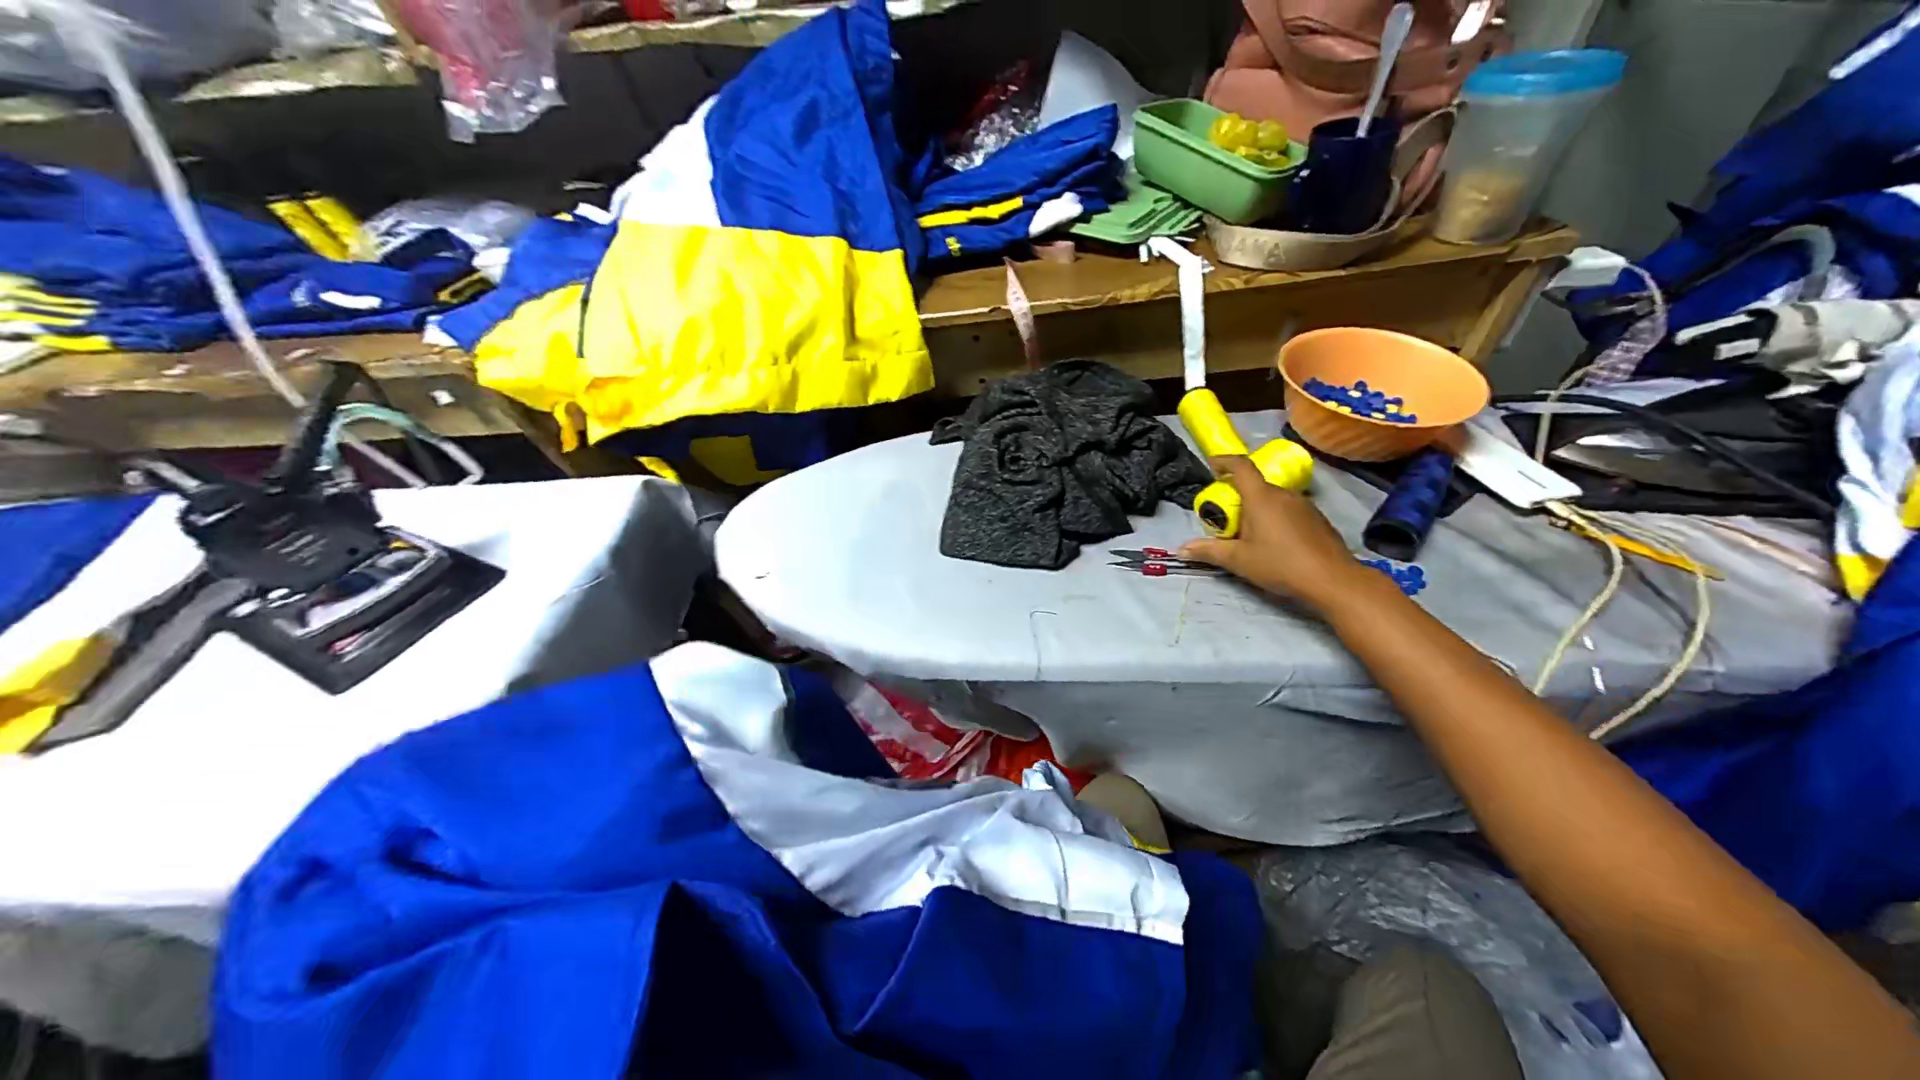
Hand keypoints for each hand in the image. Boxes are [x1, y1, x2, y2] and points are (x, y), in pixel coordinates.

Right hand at [1179, 455, 1372, 612]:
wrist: (1332, 579)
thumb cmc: (1280, 564)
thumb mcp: (1238, 560)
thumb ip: (1209, 551)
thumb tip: (1181, 549)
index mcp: (1261, 497)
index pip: (1241, 467)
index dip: (1224, 461)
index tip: (1213, 465)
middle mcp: (1284, 494)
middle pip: (1256, 486)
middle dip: (1239, 496)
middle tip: (1227, 518)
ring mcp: (1305, 505)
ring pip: (1274, 499)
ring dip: (1259, 509)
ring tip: (1250, 534)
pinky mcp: (1318, 519)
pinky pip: (1290, 511)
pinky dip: (1277, 518)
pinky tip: (1276, 543)